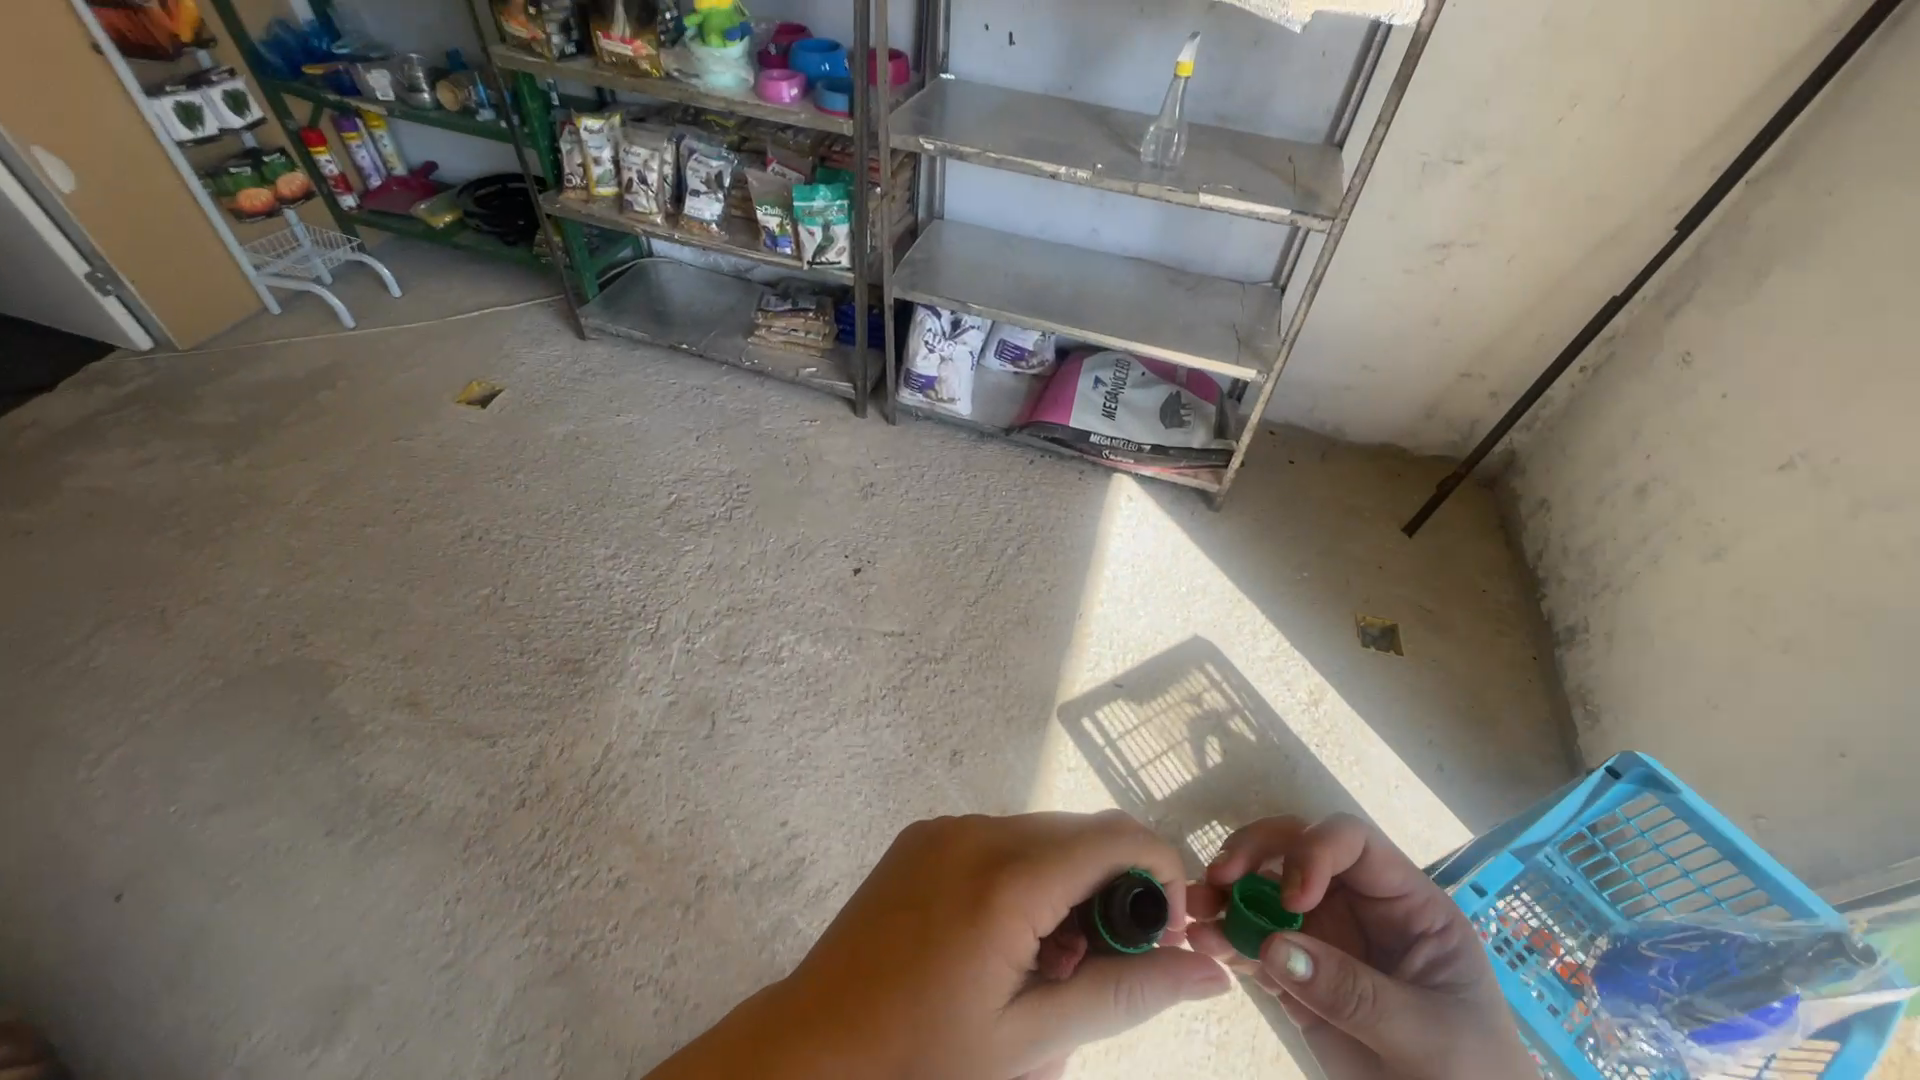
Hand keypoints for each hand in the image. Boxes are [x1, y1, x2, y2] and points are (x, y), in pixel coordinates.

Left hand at [644, 812, 1230, 1079]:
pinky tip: (1006, 935)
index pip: (1118, 837)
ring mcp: (944, 828)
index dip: (1161, 877)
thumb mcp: (1030, 1039)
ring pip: (1044, 834)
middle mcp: (977, 831)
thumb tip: (1210, 971)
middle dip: (1114, 888)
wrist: (812, 1044)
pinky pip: (1001, 837)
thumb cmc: (922, 1055)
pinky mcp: (923, 836)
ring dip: (1070, 882)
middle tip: (1099, 965)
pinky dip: (1027, 873)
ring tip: (1047, 960)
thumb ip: (1126, 995)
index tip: (1162, 936)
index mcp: (1008, 878)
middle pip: (1083, 833)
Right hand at [1186, 814, 1534, 1079]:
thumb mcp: (1430, 1038)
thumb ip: (1356, 993)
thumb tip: (1274, 946)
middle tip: (1217, 877)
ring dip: (1225, 893)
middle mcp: (1359, 910)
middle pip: (1296, 850)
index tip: (1292, 898)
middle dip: (1254, 854)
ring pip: (1264, 893)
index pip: (1353, 844)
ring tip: (1194, 910)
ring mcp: (1324, 942)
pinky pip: (1253, 945)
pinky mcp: (1295, 981)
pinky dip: (1224, 939)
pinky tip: (1202, 943)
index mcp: (1407, 906)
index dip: (1314, 851)